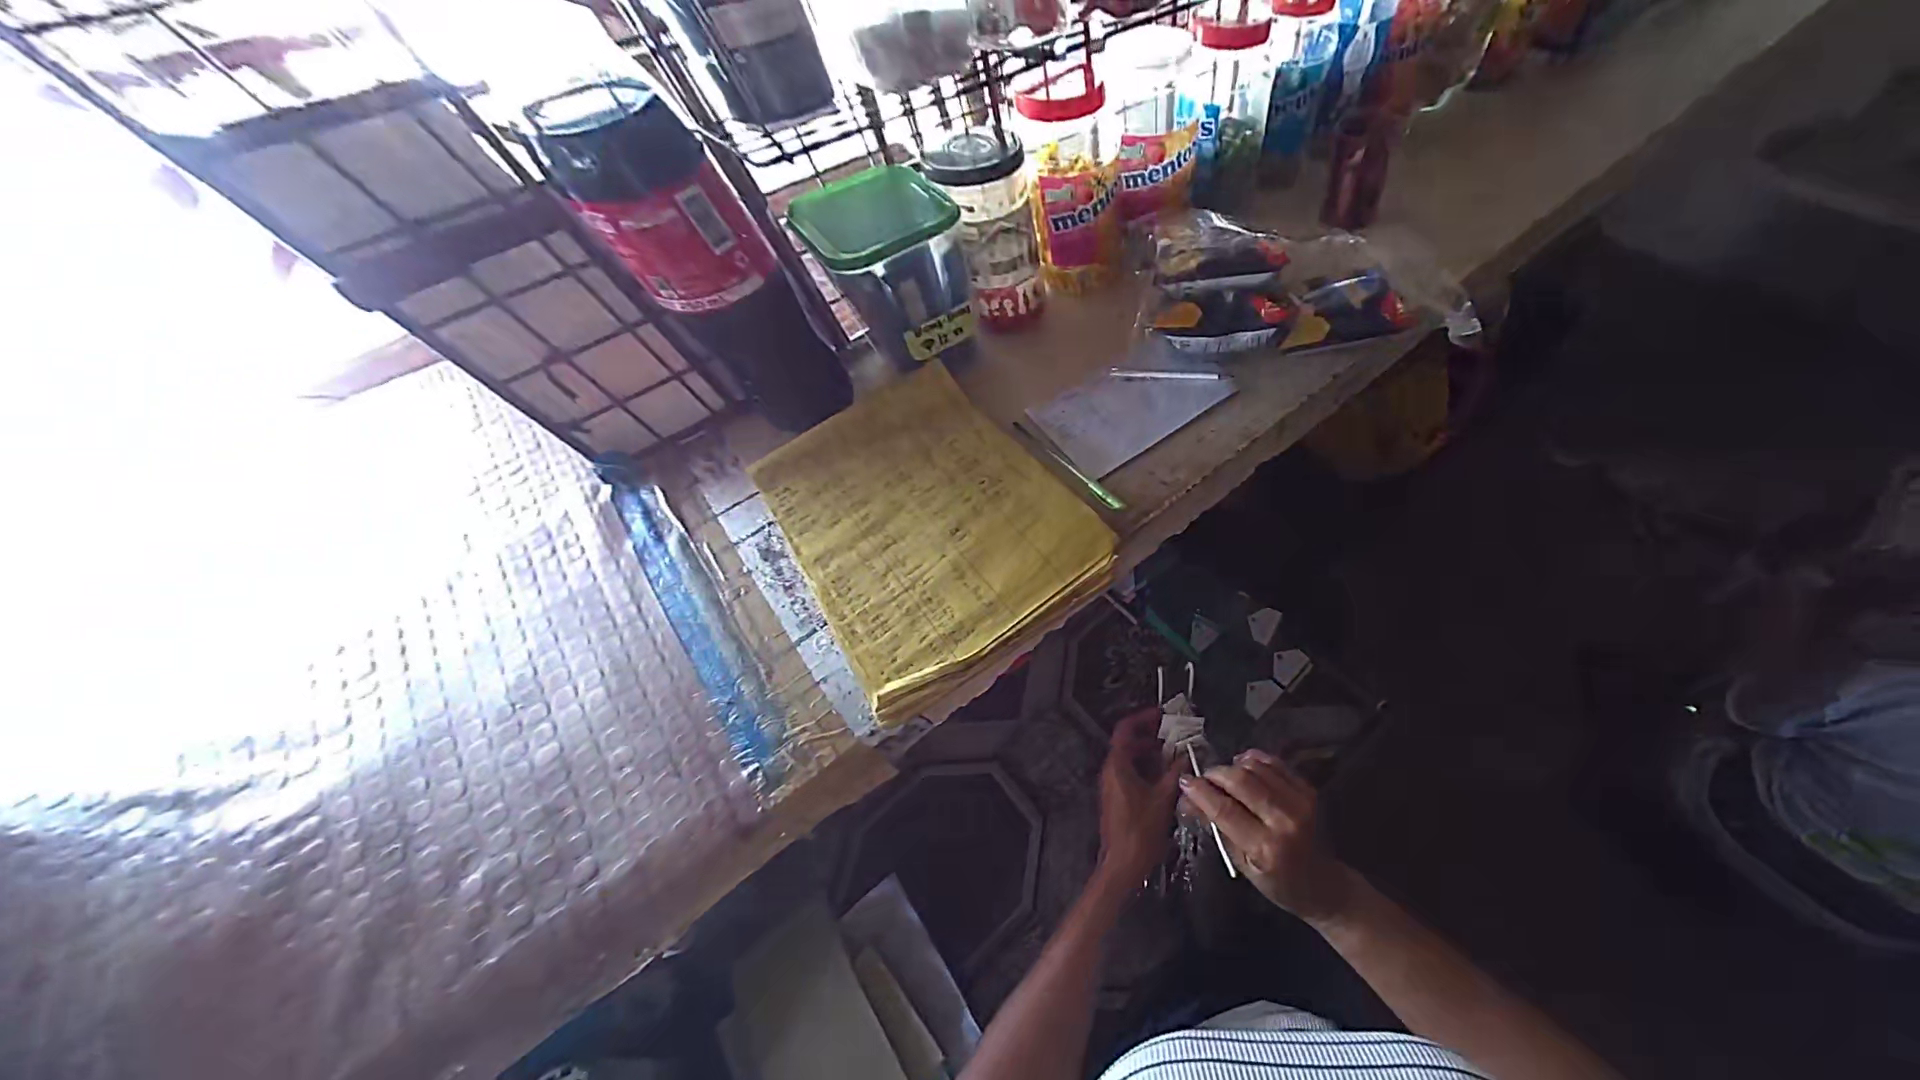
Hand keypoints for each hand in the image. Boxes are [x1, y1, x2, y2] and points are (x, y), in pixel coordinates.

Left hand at [1095, 708, 1179, 889]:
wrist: (1122, 864)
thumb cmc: (1140, 830)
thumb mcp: (1163, 799)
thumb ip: (1176, 774)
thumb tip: (1187, 755)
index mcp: (1117, 765)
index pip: (1125, 730)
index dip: (1142, 718)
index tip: (1162, 714)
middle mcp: (1110, 770)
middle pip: (1127, 742)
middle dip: (1150, 735)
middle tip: (1174, 733)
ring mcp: (1112, 784)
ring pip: (1130, 758)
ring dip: (1150, 752)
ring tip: (1175, 753)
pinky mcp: (1117, 796)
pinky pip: (1131, 772)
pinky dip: (1147, 767)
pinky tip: (1166, 775)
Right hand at [1179, 749, 1356, 924]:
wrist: (1324, 885)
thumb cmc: (1276, 881)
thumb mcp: (1239, 862)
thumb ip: (1214, 826)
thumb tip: (1186, 799)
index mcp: (1265, 848)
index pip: (1224, 809)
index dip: (1200, 790)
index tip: (1184, 781)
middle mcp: (1285, 821)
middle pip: (1239, 780)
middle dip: (1214, 775)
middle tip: (1203, 779)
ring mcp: (1300, 803)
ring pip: (1254, 767)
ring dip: (1232, 767)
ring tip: (1225, 778)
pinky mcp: (1308, 790)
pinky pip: (1273, 763)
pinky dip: (1253, 760)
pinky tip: (1244, 769)